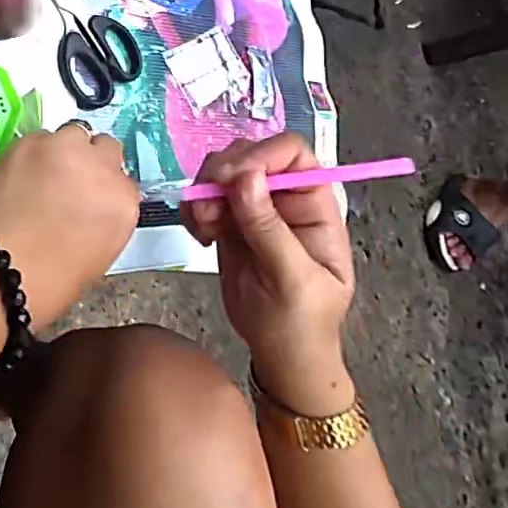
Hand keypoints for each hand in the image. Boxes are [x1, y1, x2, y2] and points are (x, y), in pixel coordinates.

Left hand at [0, 125, 137, 328]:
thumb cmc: (48, 280)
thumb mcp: (95, 255)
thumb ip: (101, 220)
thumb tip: (87, 207)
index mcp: (122, 203)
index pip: (123, 182)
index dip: (103, 188)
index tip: (89, 198)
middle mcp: (98, 167)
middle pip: (104, 146)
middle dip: (89, 159)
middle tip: (68, 180)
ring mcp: (63, 148)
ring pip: (71, 134)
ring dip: (61, 151)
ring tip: (40, 174)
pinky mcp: (28, 141)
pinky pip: (38, 138)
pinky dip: (32, 153)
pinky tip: (17, 174)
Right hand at [181, 134, 355, 415]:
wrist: (279, 354)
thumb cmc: (301, 323)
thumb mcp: (292, 279)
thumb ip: (268, 227)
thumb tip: (245, 177)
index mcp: (314, 204)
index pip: (291, 152)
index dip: (261, 155)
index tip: (231, 179)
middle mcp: (283, 198)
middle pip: (248, 154)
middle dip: (222, 174)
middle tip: (206, 206)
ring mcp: (254, 208)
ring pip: (221, 172)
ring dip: (203, 193)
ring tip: (203, 228)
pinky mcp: (228, 221)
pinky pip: (203, 196)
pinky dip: (193, 209)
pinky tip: (199, 236)